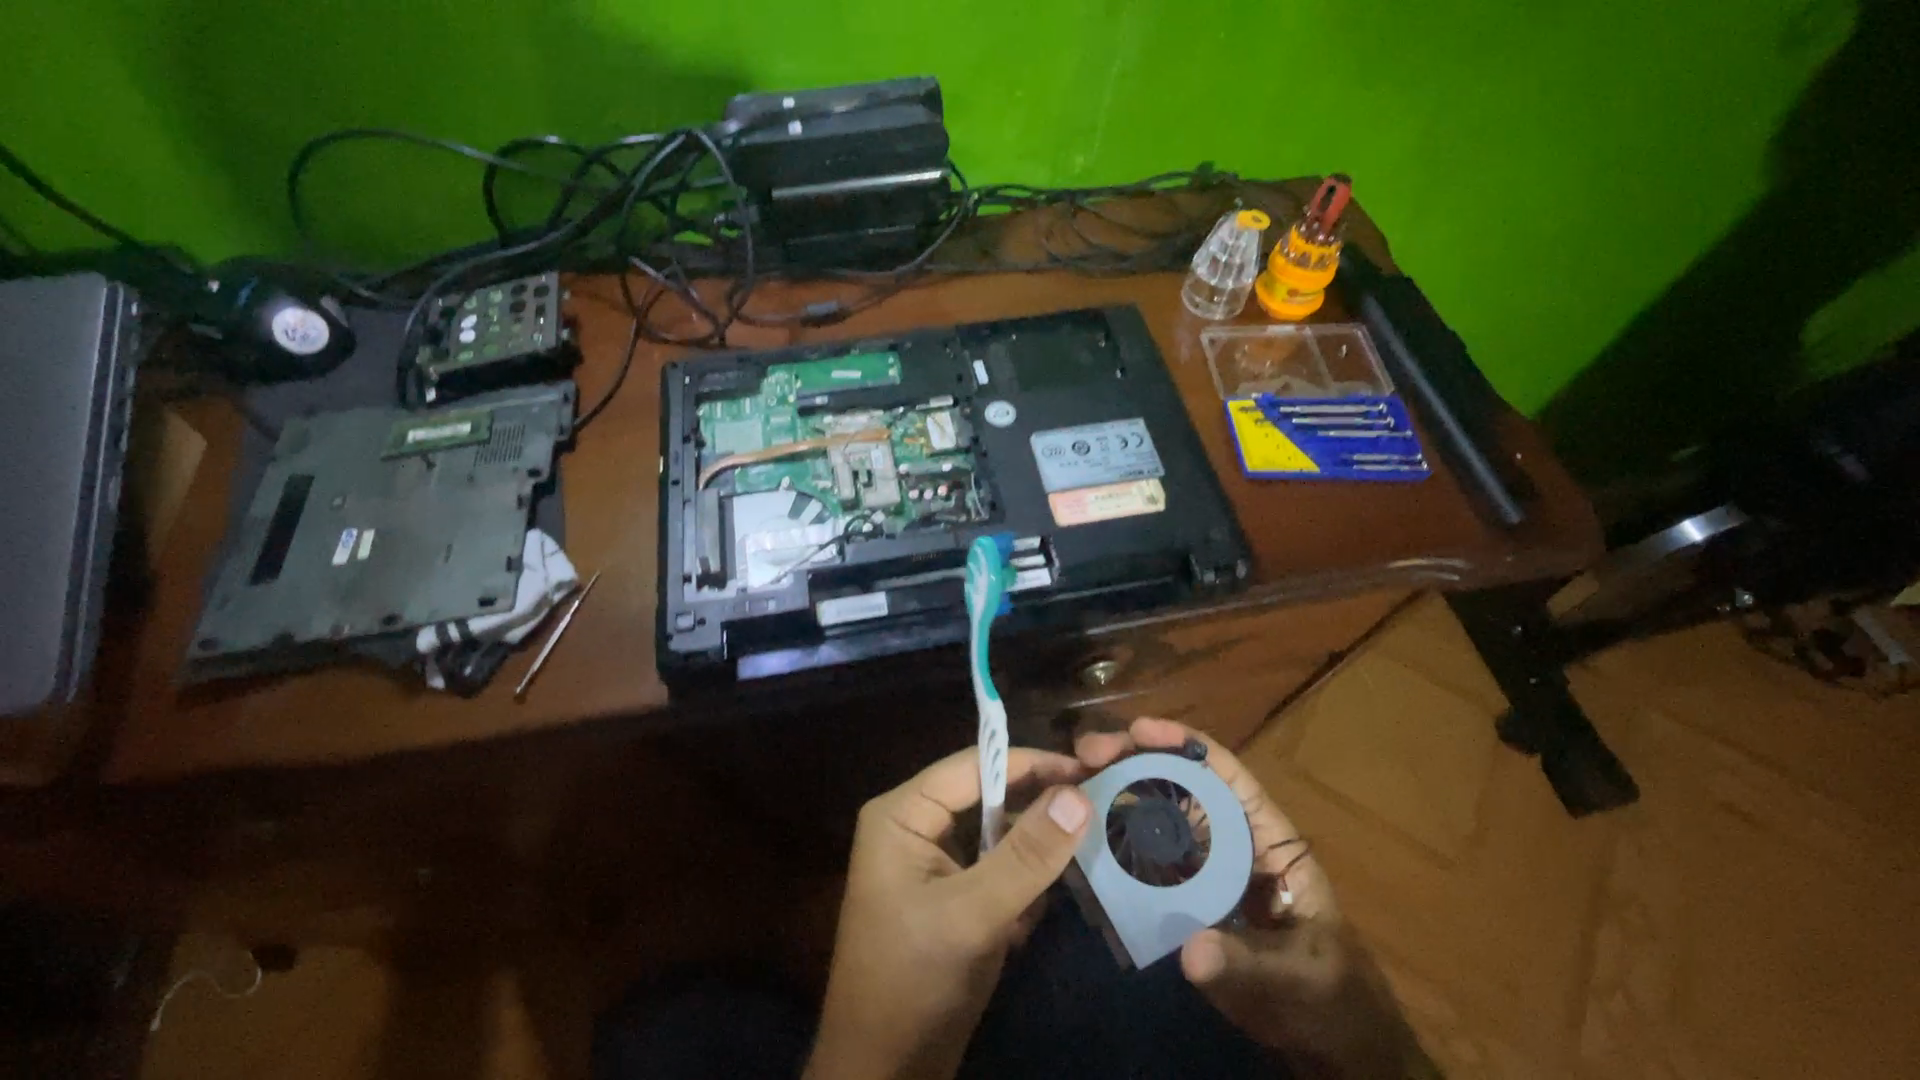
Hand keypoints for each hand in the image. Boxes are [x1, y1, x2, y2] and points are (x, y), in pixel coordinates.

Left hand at [804, 747, 1091, 1079]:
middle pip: (988, 799)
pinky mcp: (951, 902)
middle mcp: (915, 830)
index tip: (1089, 769)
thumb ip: (1027, 855)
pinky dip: (1023, 889)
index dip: (1030, 763)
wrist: (884, 1073)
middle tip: (1099, 810)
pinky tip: (1034, 919)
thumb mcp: (973, 914)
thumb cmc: (913, 982)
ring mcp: (933, 868)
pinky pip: (997, 873)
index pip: (973, 766)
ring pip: (998, 838)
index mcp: (902, 816)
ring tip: (1083, 859)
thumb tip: (1079, 793)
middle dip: (1037, 811)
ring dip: (1034, 854)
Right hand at [1076, 718, 1425, 1077]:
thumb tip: (1189, 952)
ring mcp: (1203, 872)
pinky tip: (1079, 836)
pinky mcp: (1181, 902)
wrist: (1328, 1048)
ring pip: (1157, 818)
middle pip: (1182, 787)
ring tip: (1071, 781)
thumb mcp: (1299, 978)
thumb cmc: (1331, 999)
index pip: (1228, 778)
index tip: (1138, 730)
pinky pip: (1144, 863)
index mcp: (1270, 841)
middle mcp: (1232, 844)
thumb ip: (1250, 963)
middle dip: (1136, 761)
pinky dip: (1114, 844)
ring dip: (1118, 794)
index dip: (1186, 746)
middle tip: (1087, 754)